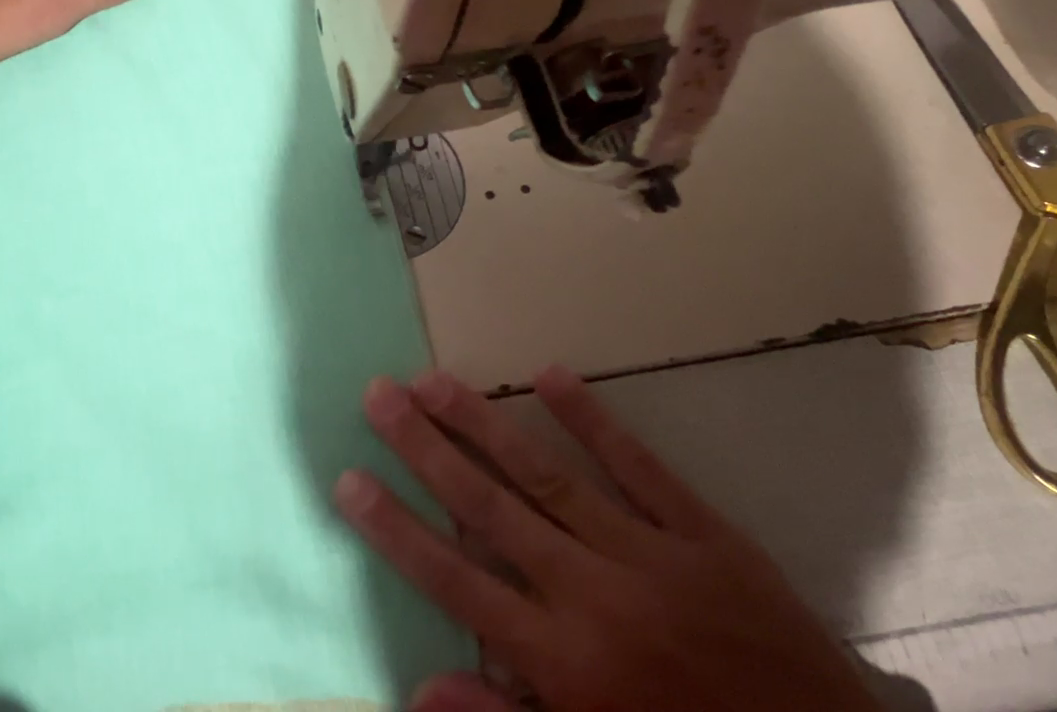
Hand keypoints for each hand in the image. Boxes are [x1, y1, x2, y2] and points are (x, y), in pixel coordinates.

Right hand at [337, 369, 880, 711]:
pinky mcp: (707, 536)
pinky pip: (641, 469)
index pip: (454, 580)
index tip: (349, 479)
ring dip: (485, 423)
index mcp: (561, 660)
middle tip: (381, 395)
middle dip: (426, 448)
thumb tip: (417, 688)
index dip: (396, 527)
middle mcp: (592, 596)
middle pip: (489, 508)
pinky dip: (593, 421)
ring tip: (436, 380)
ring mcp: (651, 556)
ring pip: (547, 476)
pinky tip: (549, 375)